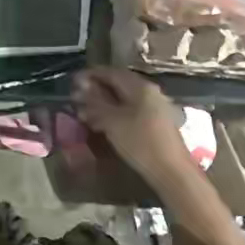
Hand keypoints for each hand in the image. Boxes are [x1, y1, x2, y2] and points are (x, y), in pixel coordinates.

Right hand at [75, 68, 231, 236]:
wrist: (172, 172)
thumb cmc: (140, 142)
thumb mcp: (111, 120)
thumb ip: (94, 101)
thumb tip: (80, 87)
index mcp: (139, 87)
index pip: (109, 72)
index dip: (89, 75)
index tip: (71, 83)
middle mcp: (149, 92)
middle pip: (117, 84)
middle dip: (95, 90)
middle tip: (76, 99)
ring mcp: (155, 106)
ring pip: (123, 98)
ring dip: (103, 103)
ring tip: (84, 113)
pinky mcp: (155, 122)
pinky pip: (130, 109)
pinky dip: (114, 112)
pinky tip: (101, 123)